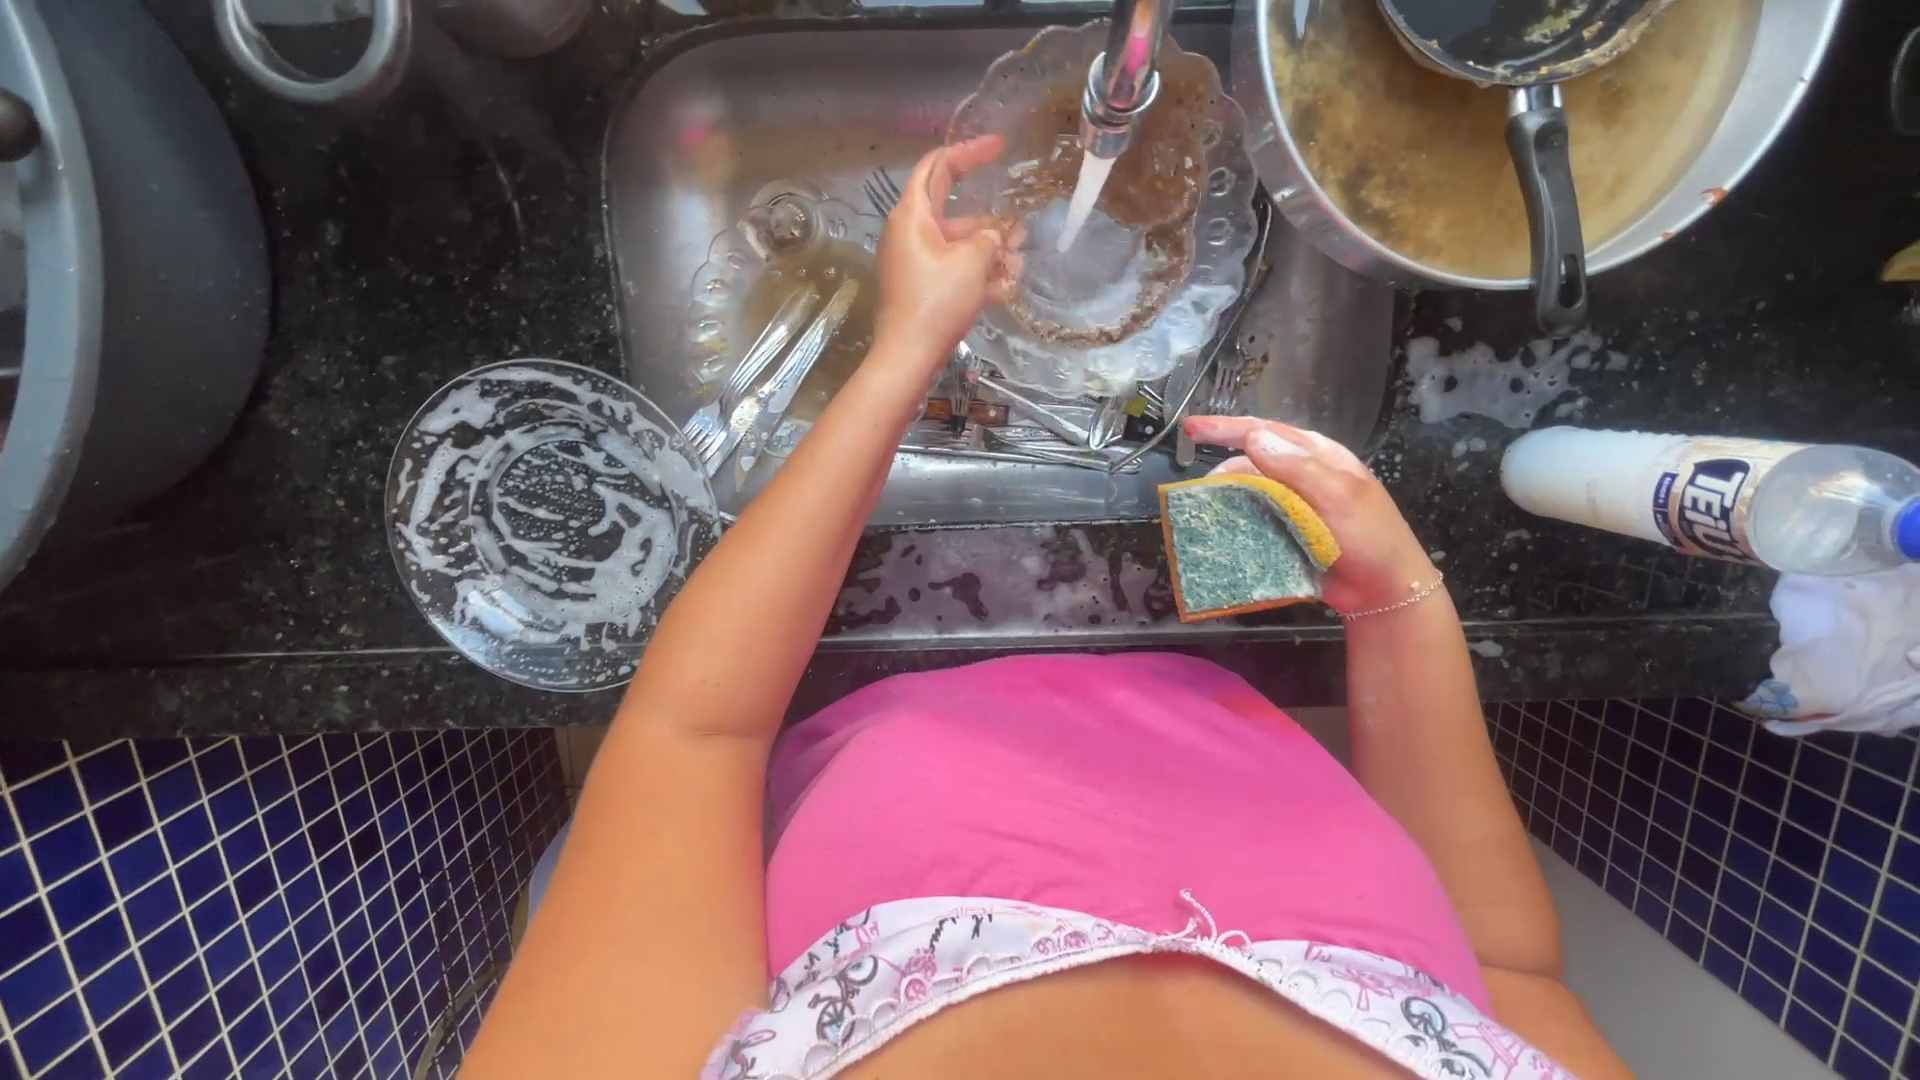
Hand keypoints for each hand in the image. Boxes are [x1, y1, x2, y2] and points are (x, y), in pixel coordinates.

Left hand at [872, 136, 1020, 375]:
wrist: (909, 356)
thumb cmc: (936, 302)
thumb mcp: (971, 262)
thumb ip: (989, 238)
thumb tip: (995, 235)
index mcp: (912, 215)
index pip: (938, 166)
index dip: (969, 151)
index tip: (999, 147)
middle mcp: (910, 234)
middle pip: (954, 212)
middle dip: (991, 221)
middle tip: (1020, 231)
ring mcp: (915, 264)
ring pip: (958, 246)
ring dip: (990, 253)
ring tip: (1019, 266)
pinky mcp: (922, 290)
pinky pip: (953, 272)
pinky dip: (978, 276)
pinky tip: (1007, 289)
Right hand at [1184, 416, 1439, 616]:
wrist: (1383, 590)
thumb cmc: (1371, 537)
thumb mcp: (1340, 496)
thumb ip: (1298, 467)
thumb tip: (1252, 437)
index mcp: (1317, 456)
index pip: (1266, 431)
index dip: (1226, 428)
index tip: (1190, 428)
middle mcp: (1299, 475)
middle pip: (1250, 462)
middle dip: (1221, 470)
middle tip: (1198, 490)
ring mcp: (1290, 505)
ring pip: (1246, 492)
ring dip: (1225, 499)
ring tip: (1206, 513)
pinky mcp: (1282, 533)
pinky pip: (1250, 520)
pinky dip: (1232, 522)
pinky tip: (1219, 531)